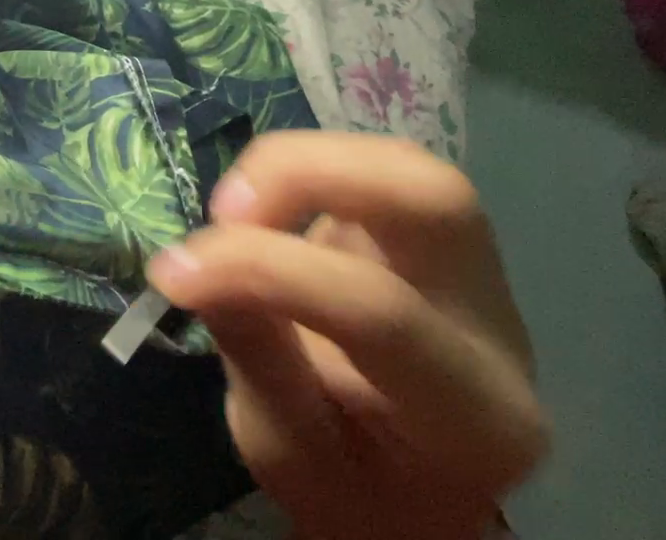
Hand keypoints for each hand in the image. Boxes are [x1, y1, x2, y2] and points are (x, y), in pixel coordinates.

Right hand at [145, 133, 548, 539]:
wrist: (414, 499)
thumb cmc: (347, 490)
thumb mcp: (284, 449)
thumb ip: (253, 353)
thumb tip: (186, 263)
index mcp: (473, 414)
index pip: (380, 311)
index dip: (264, 270)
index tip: (170, 274)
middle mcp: (495, 327)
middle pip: (433, 198)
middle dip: (310, 175)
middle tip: (225, 210)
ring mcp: (474, 275)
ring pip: (407, 165)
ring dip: (301, 165)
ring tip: (233, 210)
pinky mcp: (432, 246)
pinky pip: (373, 171)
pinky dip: (301, 172)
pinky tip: (260, 209)